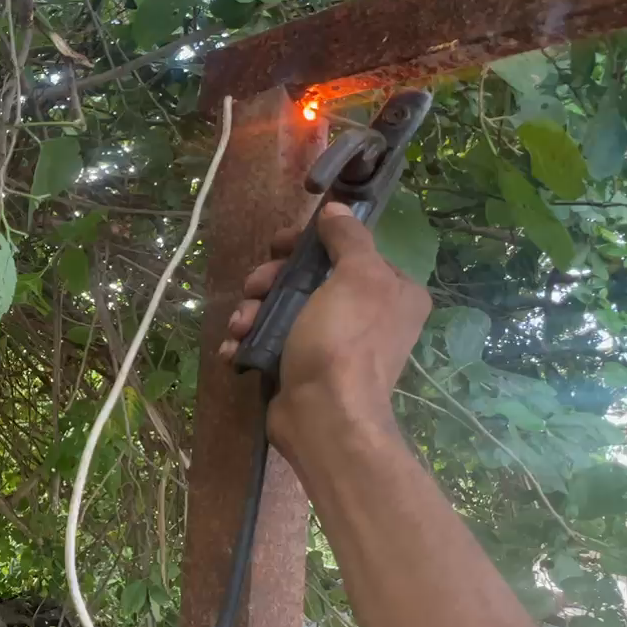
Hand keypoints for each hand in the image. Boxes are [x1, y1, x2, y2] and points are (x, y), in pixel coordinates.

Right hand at [217, 203, 430, 445]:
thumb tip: (337, 210)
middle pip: (307, 278)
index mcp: (391, 291)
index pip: (347, 250)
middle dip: (271, 281)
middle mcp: (366, 315)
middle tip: (253, 287)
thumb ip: (348, 239)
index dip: (308, 243)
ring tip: (240, 326)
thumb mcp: (356, 278)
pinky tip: (235, 347)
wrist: (323, 416)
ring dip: (252, 312)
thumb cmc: (343, 341)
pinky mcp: (301, 366)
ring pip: (282, 309)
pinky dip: (250, 341)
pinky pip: (270, 341)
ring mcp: (331, 343)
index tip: (278, 245)